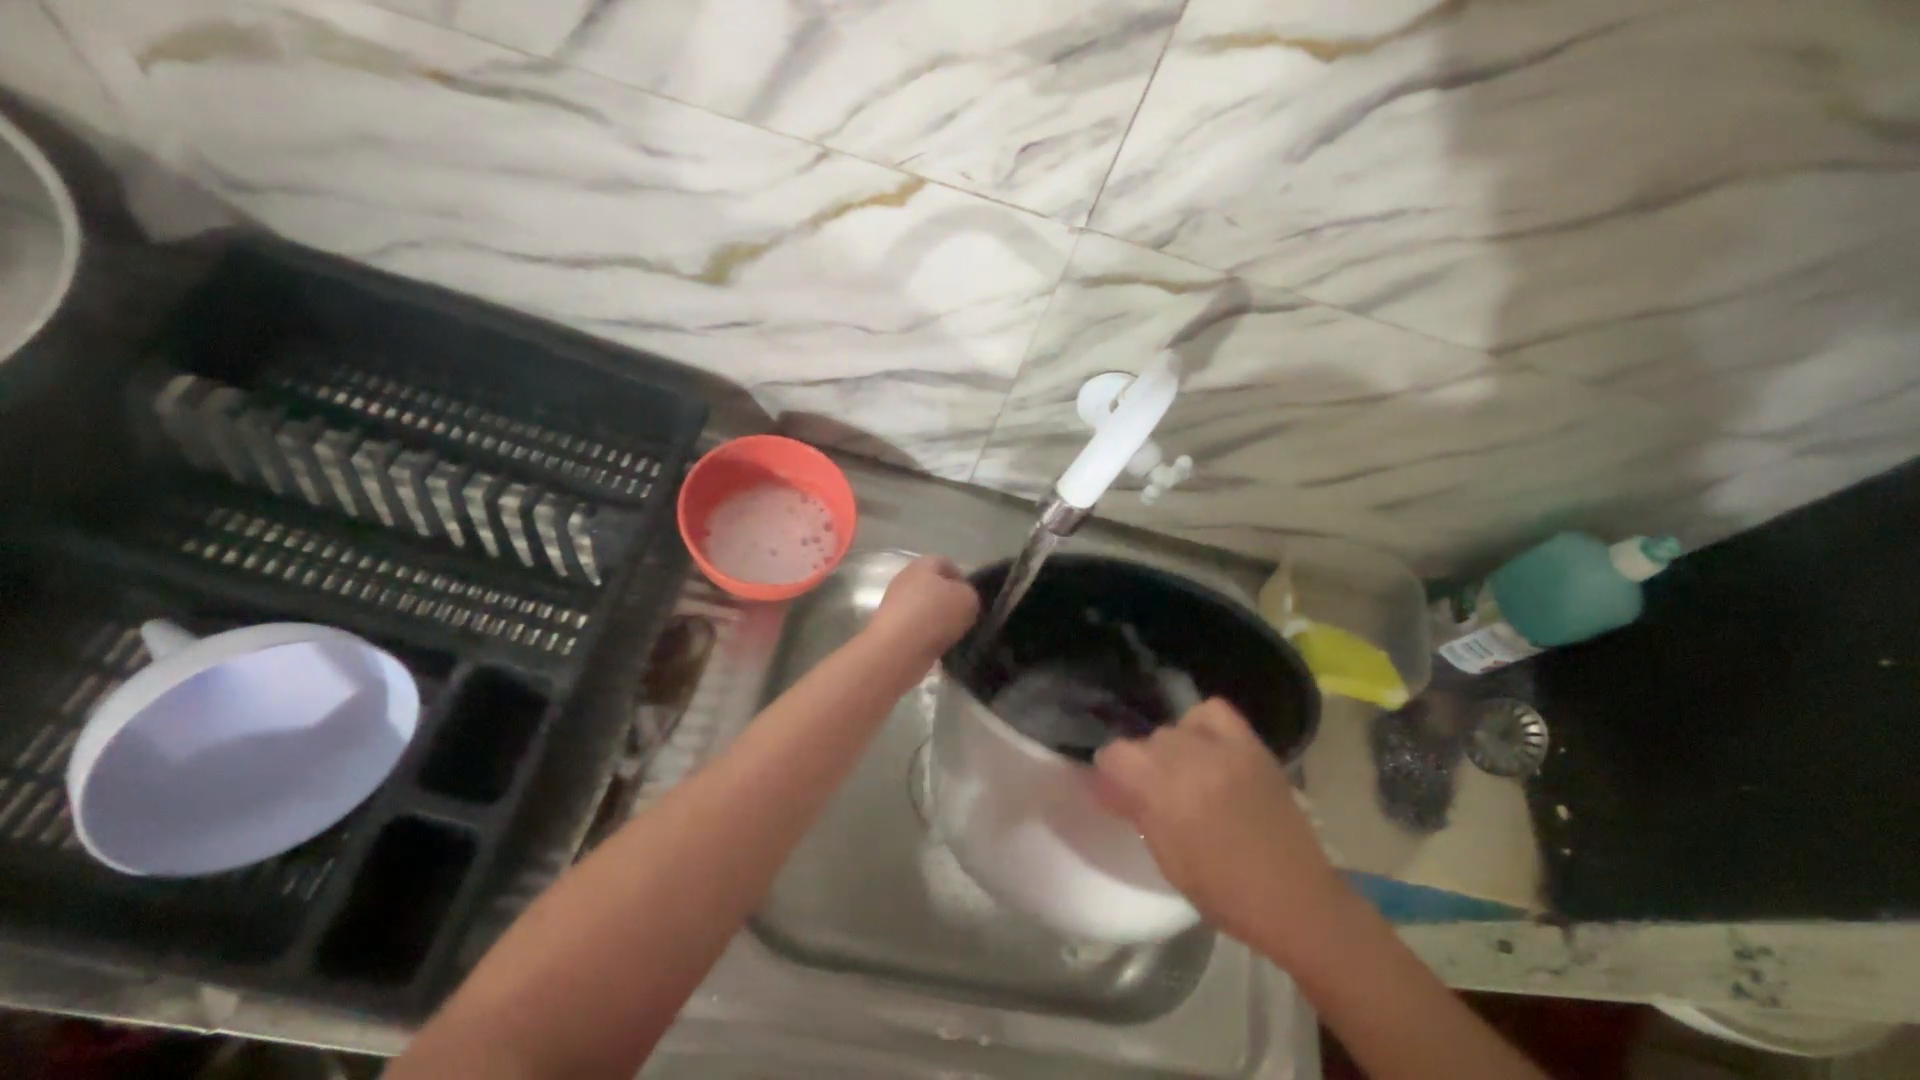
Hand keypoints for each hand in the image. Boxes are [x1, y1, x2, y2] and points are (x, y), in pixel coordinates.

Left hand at [866, 555, 979, 662]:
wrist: (897, 648)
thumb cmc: (935, 615)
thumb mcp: (968, 600)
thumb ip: (969, 594)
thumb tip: (961, 600)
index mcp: (922, 564)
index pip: (945, 563)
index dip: (961, 578)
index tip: (972, 597)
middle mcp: (904, 579)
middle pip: (931, 586)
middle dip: (946, 600)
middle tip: (963, 617)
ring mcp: (893, 604)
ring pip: (921, 607)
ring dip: (935, 619)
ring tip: (951, 635)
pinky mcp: (888, 627)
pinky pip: (912, 627)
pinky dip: (924, 635)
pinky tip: (935, 646)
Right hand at [1094, 698, 1346, 957]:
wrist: (1295, 899)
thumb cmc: (1224, 893)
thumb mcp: (1166, 858)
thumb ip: (1136, 811)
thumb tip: (1106, 784)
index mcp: (1166, 793)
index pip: (1115, 754)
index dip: (1110, 775)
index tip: (1117, 796)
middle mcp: (1193, 760)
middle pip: (1146, 741)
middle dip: (1141, 765)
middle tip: (1154, 795)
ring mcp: (1227, 749)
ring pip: (1175, 727)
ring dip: (1171, 749)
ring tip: (1184, 774)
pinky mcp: (1253, 747)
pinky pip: (1214, 714)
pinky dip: (1201, 726)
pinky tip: (1207, 752)